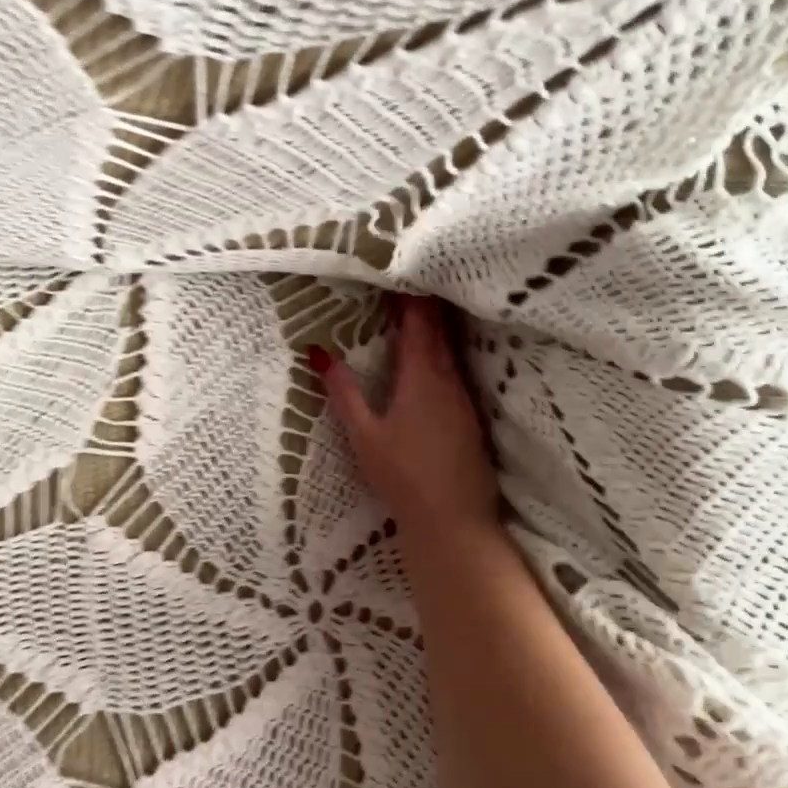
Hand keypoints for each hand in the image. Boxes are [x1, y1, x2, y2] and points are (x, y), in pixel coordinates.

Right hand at [309, 294, 500, 550]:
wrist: (454, 520)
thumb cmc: (402, 475)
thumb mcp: (363, 433)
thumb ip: (342, 390)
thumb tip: (317, 350)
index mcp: (421, 377)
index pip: (418, 323)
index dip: (410, 295)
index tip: (397, 268)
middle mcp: (448, 379)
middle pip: (439, 329)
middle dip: (424, 302)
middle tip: (407, 275)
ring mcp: (463, 397)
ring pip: (449, 348)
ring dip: (435, 324)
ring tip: (417, 305)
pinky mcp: (469, 414)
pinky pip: (455, 367)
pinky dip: (442, 348)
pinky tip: (431, 353)